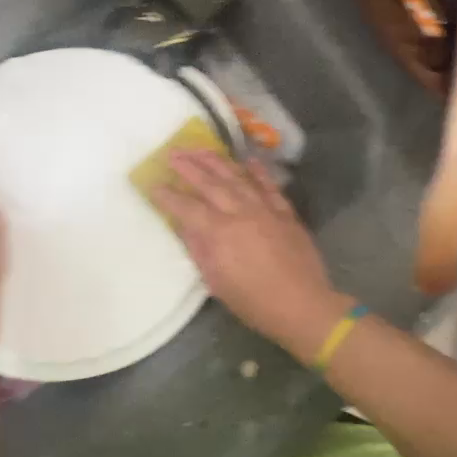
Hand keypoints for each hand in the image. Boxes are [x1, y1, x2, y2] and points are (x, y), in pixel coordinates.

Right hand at [148, 151, 350, 358]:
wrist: (303, 306)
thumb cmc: (254, 302)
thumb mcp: (217, 282)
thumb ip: (200, 250)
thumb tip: (186, 227)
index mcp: (219, 233)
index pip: (187, 208)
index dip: (169, 196)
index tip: (154, 184)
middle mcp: (240, 213)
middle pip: (210, 184)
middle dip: (189, 167)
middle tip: (173, 153)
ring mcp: (265, 210)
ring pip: (238, 178)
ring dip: (217, 162)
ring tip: (201, 149)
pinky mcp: (285, 214)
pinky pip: (270, 187)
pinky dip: (259, 173)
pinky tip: (249, 161)